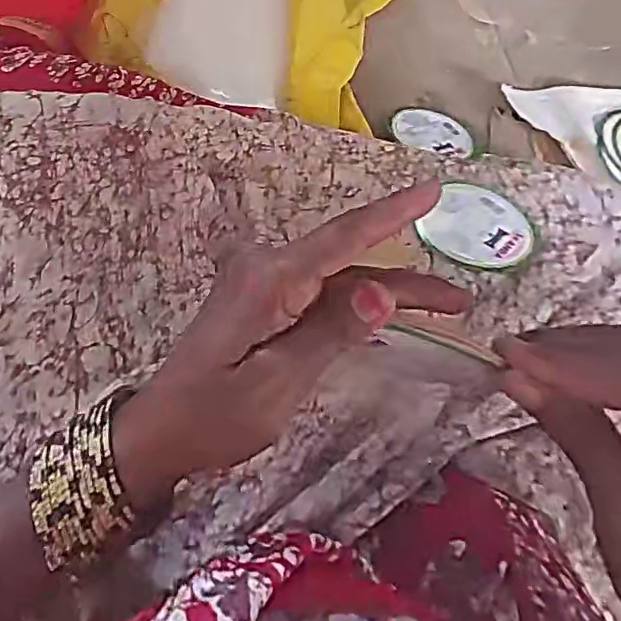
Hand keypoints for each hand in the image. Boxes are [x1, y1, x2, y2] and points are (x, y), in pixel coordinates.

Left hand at [111, 183, 469, 512]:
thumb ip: (329, 334)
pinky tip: (388, 314)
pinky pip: (321, 292)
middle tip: (460, 301)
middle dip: (407, 279)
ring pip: (340, 278)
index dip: (390, 214)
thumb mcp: (276, 385)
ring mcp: (265, 280)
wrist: (161, 428)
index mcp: (270, 280)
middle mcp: (268, 268)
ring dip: (388, 291)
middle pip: (350, 261)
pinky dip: (357, 303)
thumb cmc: (213, 415)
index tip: (431, 191)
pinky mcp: (265, 298)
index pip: (342, 238)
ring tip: (444, 309)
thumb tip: (382, 293)